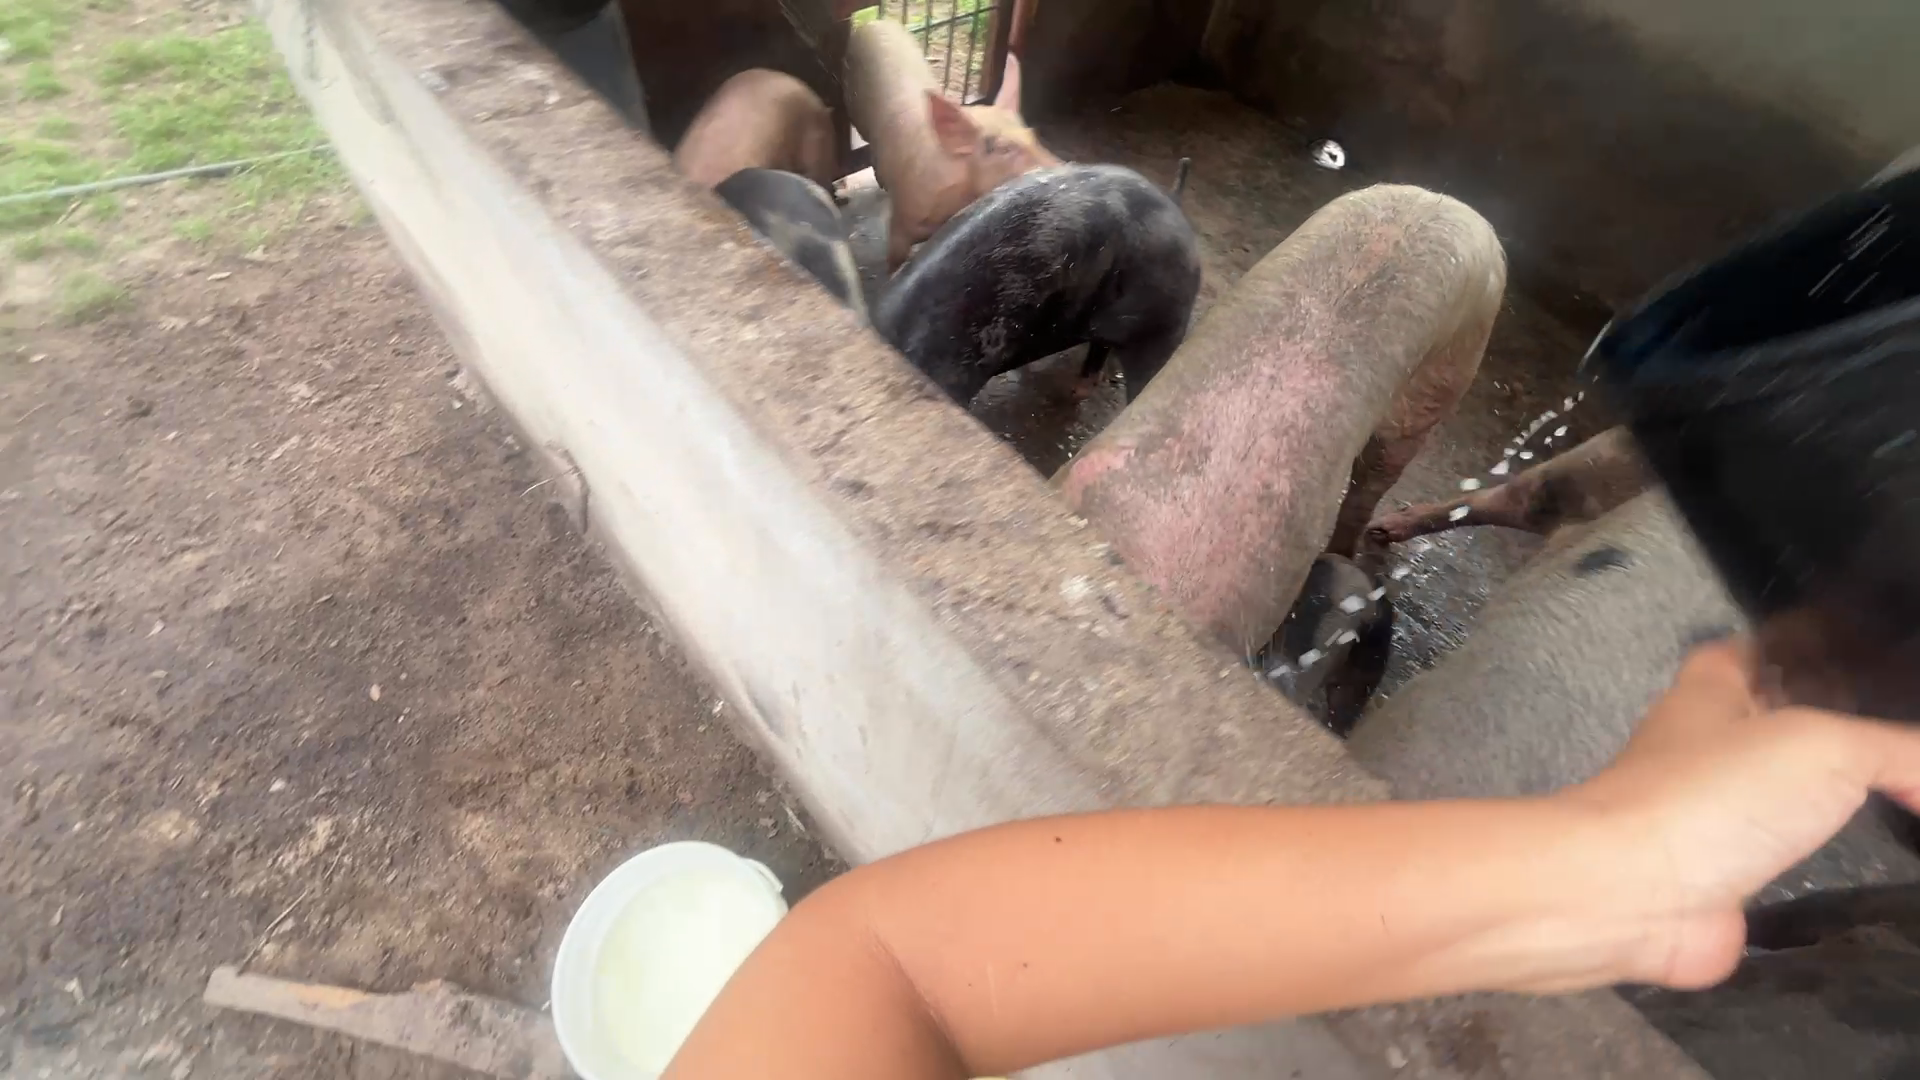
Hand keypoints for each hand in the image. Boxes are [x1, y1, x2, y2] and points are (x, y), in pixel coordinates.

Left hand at [1556, 639, 1919, 989]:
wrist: (1638, 880)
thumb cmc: (1709, 792)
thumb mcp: (1820, 745)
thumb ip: (1896, 750)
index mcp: (1701, 698)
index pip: (1738, 655)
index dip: (1786, 646)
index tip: (1847, 650)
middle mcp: (1696, 745)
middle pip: (1759, 717)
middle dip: (1818, 717)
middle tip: (1893, 728)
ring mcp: (1703, 806)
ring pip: (1771, 781)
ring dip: (1825, 783)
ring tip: (1900, 787)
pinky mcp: (1718, 864)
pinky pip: (1782, 845)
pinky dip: (1825, 845)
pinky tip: (1868, 850)